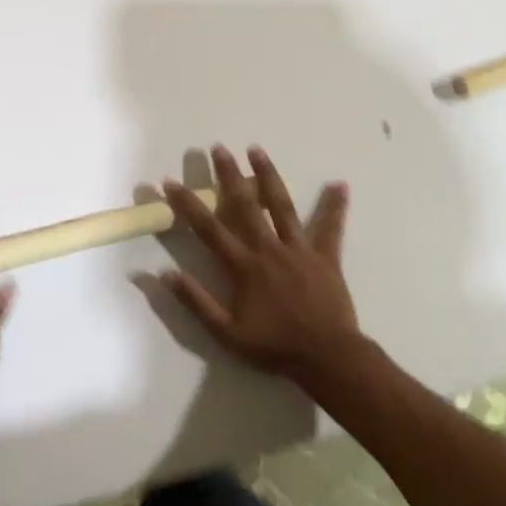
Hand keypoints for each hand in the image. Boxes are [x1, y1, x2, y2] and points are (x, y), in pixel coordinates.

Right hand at [160, 145, 365, 383]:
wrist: (327, 357)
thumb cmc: (274, 346)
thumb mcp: (225, 332)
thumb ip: (196, 301)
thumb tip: (165, 274)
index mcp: (242, 266)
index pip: (207, 228)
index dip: (186, 204)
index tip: (170, 182)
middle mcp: (268, 249)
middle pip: (244, 205)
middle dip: (228, 175)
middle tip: (218, 148)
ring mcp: (299, 250)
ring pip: (281, 206)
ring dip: (268, 176)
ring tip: (257, 151)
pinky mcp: (325, 257)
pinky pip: (331, 228)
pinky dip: (335, 206)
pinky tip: (340, 184)